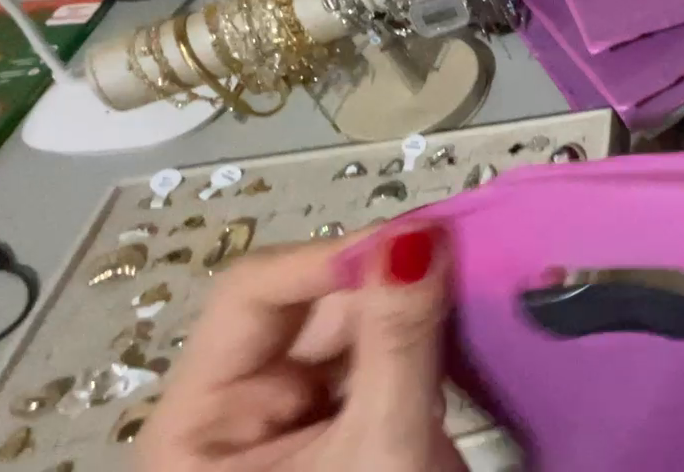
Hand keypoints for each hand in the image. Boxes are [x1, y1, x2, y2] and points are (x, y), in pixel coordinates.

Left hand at [139, 223, 461, 471]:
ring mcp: (308, 408)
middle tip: (471, 258)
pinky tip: (474, 316)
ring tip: (481, 284)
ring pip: (366, 317)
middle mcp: (247, 403)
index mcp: (203, 422)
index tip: (424, 240)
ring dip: (424, 298)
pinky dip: (437, 326)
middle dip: (394, 278)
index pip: (256, 296)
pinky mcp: (362, 412)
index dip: (333, 259)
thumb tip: (419, 234)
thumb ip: (399, 341)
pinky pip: (396, 344)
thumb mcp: (380, 448)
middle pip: (318, 301)